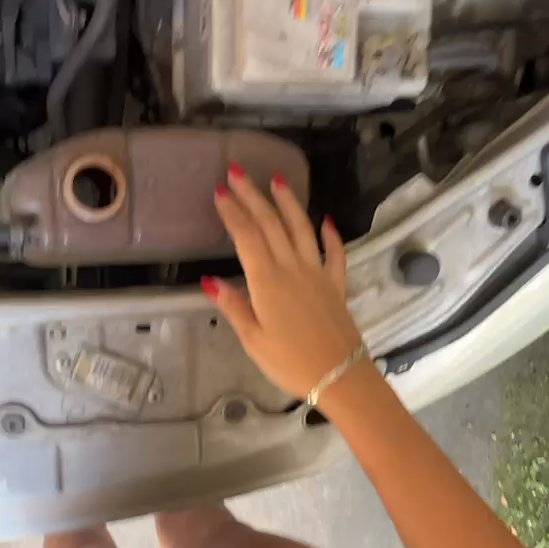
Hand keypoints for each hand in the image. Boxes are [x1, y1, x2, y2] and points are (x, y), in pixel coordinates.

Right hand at [207, 167, 379, 404]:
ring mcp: (318, 273)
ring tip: (278, 181)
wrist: (339, 375)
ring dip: (288, 204)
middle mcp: (292, 268)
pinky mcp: (336, 284)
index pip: (246, 237)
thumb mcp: (252, 339)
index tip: (220, 191)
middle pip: (270, 224)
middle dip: (253, 196)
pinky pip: (334, 253)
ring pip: (301, 229)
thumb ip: (233, 306)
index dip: (232, 212)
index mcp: (266, 281)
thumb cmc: (289, 362)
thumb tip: (209, 280)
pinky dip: (330, 234)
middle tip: (238, 172)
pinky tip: (326, 220)